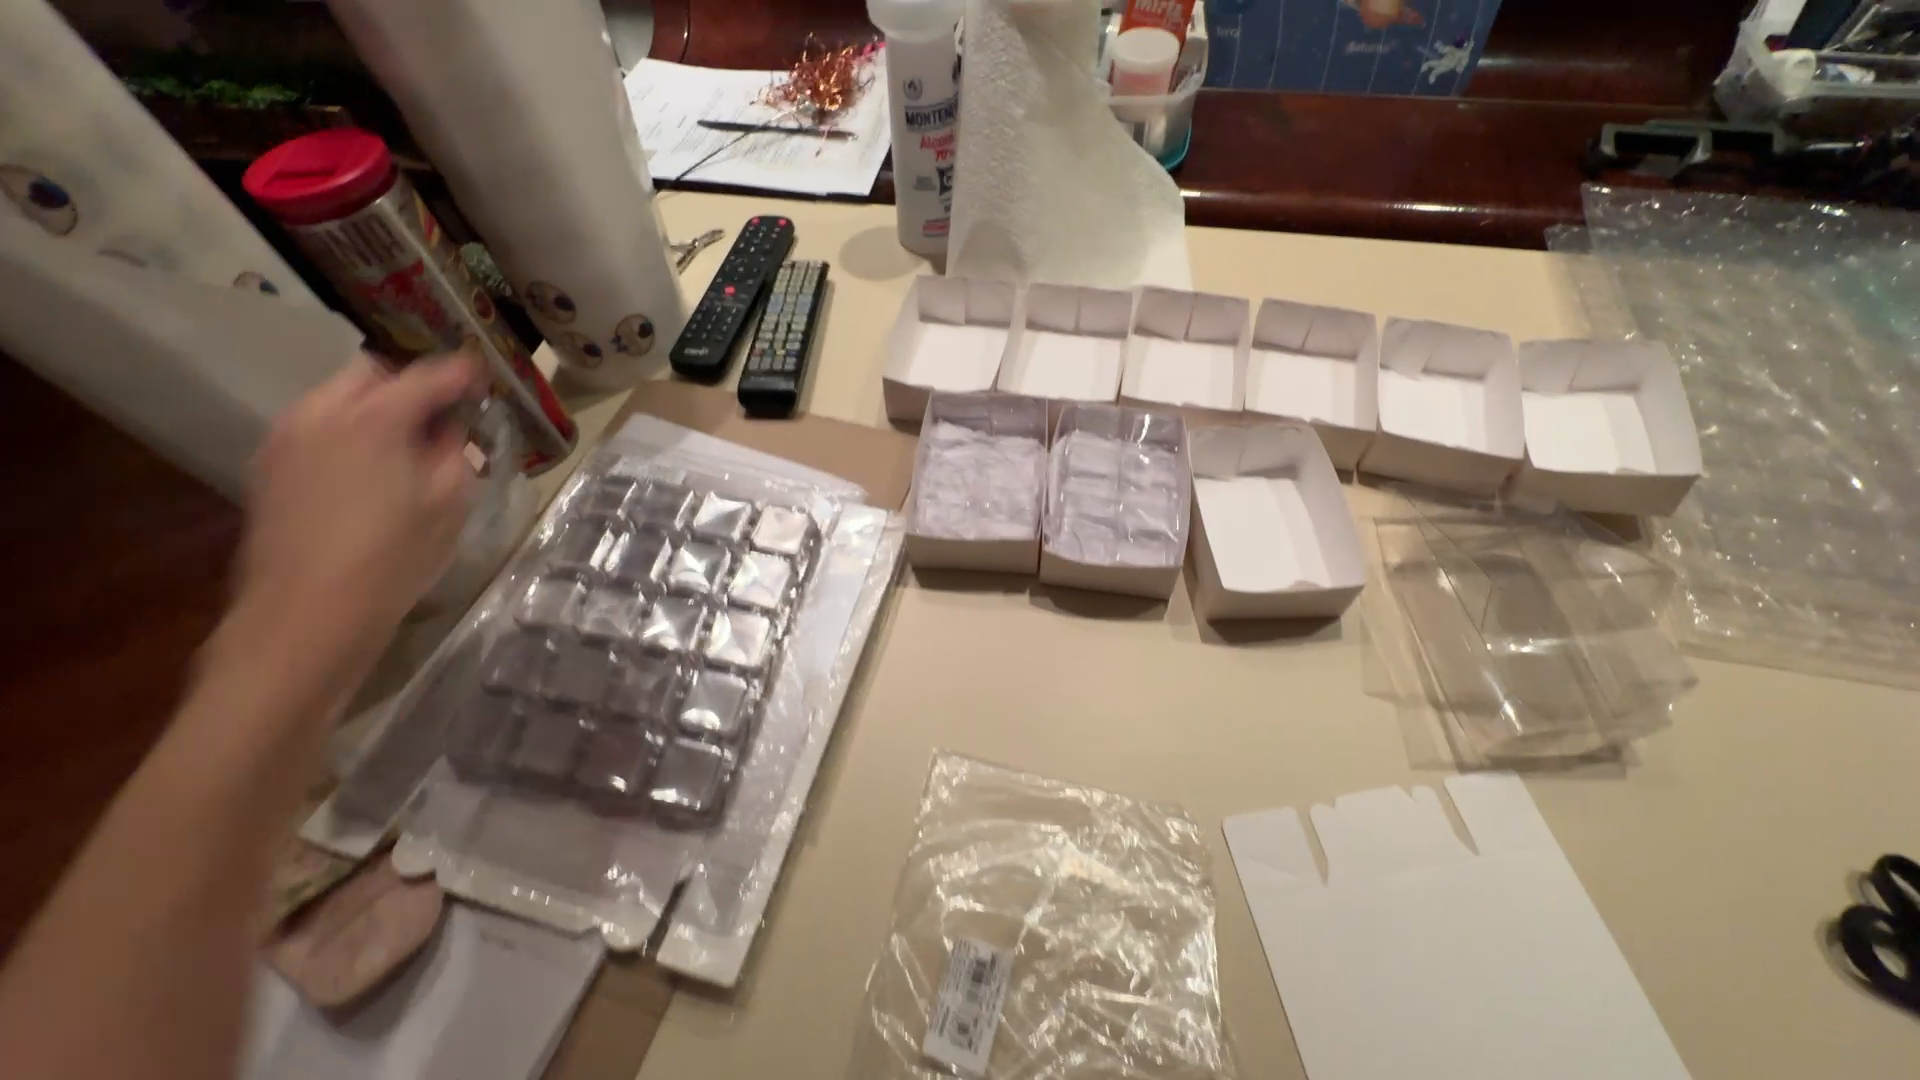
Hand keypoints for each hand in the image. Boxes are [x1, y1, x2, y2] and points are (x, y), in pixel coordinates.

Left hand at [233, 353, 485, 667]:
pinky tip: (370, 470)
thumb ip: (456, 453)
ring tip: (407, 444)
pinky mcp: (268, 468)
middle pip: (371, 374)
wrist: (307, 615)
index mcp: (373, 418)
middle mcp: (320, 413)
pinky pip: (317, 429)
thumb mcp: (450, 504)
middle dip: (410, 385)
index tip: (483, 377)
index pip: (427, 376)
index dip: (461, 373)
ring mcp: (285, 439)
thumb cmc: (393, 559)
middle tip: (443, 414)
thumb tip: (452, 431)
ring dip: (376, 408)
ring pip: (337, 399)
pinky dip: (348, 433)